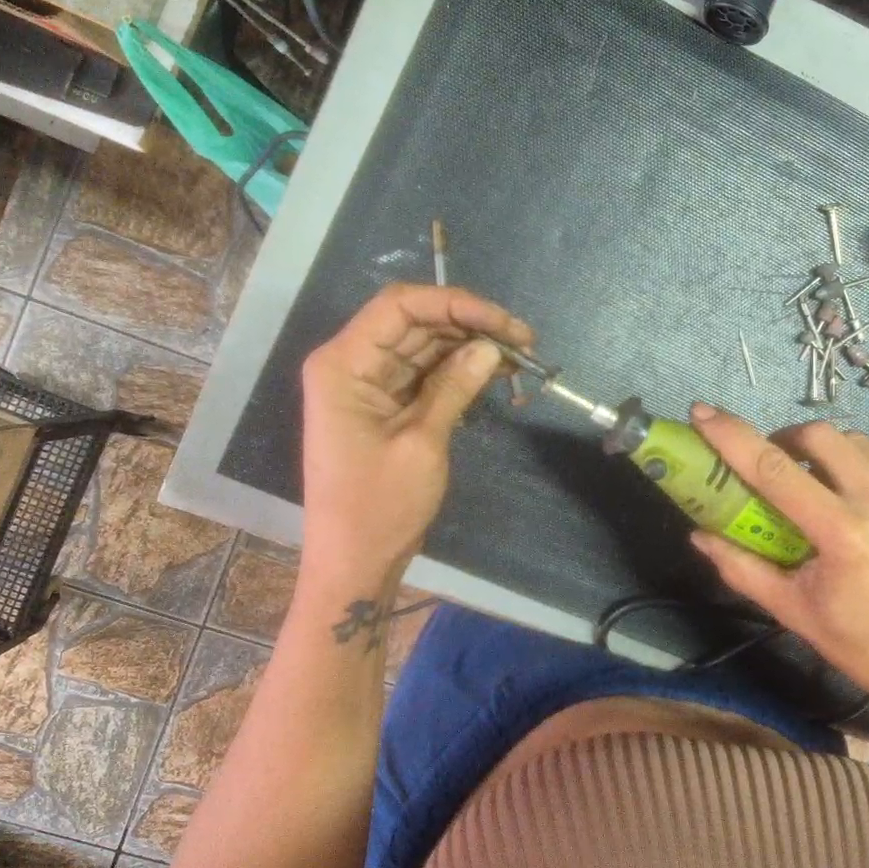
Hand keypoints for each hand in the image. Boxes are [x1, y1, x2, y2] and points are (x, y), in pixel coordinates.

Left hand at [299, 284, 532, 579]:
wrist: (354, 563)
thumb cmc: (379, 507)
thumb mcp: (422, 443)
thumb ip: (454, 387)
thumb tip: (492, 347)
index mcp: (343, 364)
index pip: (400, 307)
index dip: (456, 304)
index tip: (505, 323)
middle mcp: (351, 363)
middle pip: (414, 321)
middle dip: (470, 324)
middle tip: (524, 341)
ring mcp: (368, 384)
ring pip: (423, 344)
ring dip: (469, 345)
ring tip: (520, 357)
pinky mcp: (384, 405)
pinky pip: (424, 372)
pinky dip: (458, 369)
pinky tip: (495, 372)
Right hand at [685, 403, 868, 738]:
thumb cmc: (864, 648)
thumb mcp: (795, 613)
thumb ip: (742, 568)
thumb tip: (700, 534)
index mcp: (844, 534)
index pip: (775, 469)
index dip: (733, 436)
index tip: (703, 412)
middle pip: (822, 434)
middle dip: (787, 438)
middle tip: (775, 465)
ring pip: (862, 446)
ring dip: (830, 456)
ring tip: (822, 488)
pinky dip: (868, 477)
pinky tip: (867, 512)